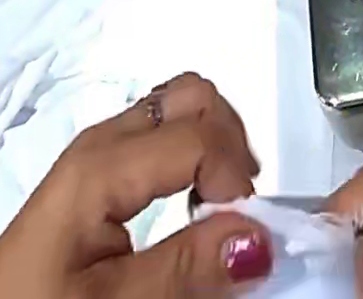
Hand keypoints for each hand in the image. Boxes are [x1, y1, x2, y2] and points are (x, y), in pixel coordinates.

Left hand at [0, 73, 274, 298]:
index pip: (197, 133)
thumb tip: (259, 236)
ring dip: (216, 143)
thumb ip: (186, 269)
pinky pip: (164, 128)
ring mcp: (104, 145)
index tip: (243, 239)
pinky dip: (196, 150)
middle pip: (192, 94)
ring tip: (218, 209)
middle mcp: (106, 136)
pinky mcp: (103, 162)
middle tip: (236, 214)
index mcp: (103, 162)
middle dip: (230, 144)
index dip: (234, 180)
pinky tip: (193, 199)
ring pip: (181, 103)